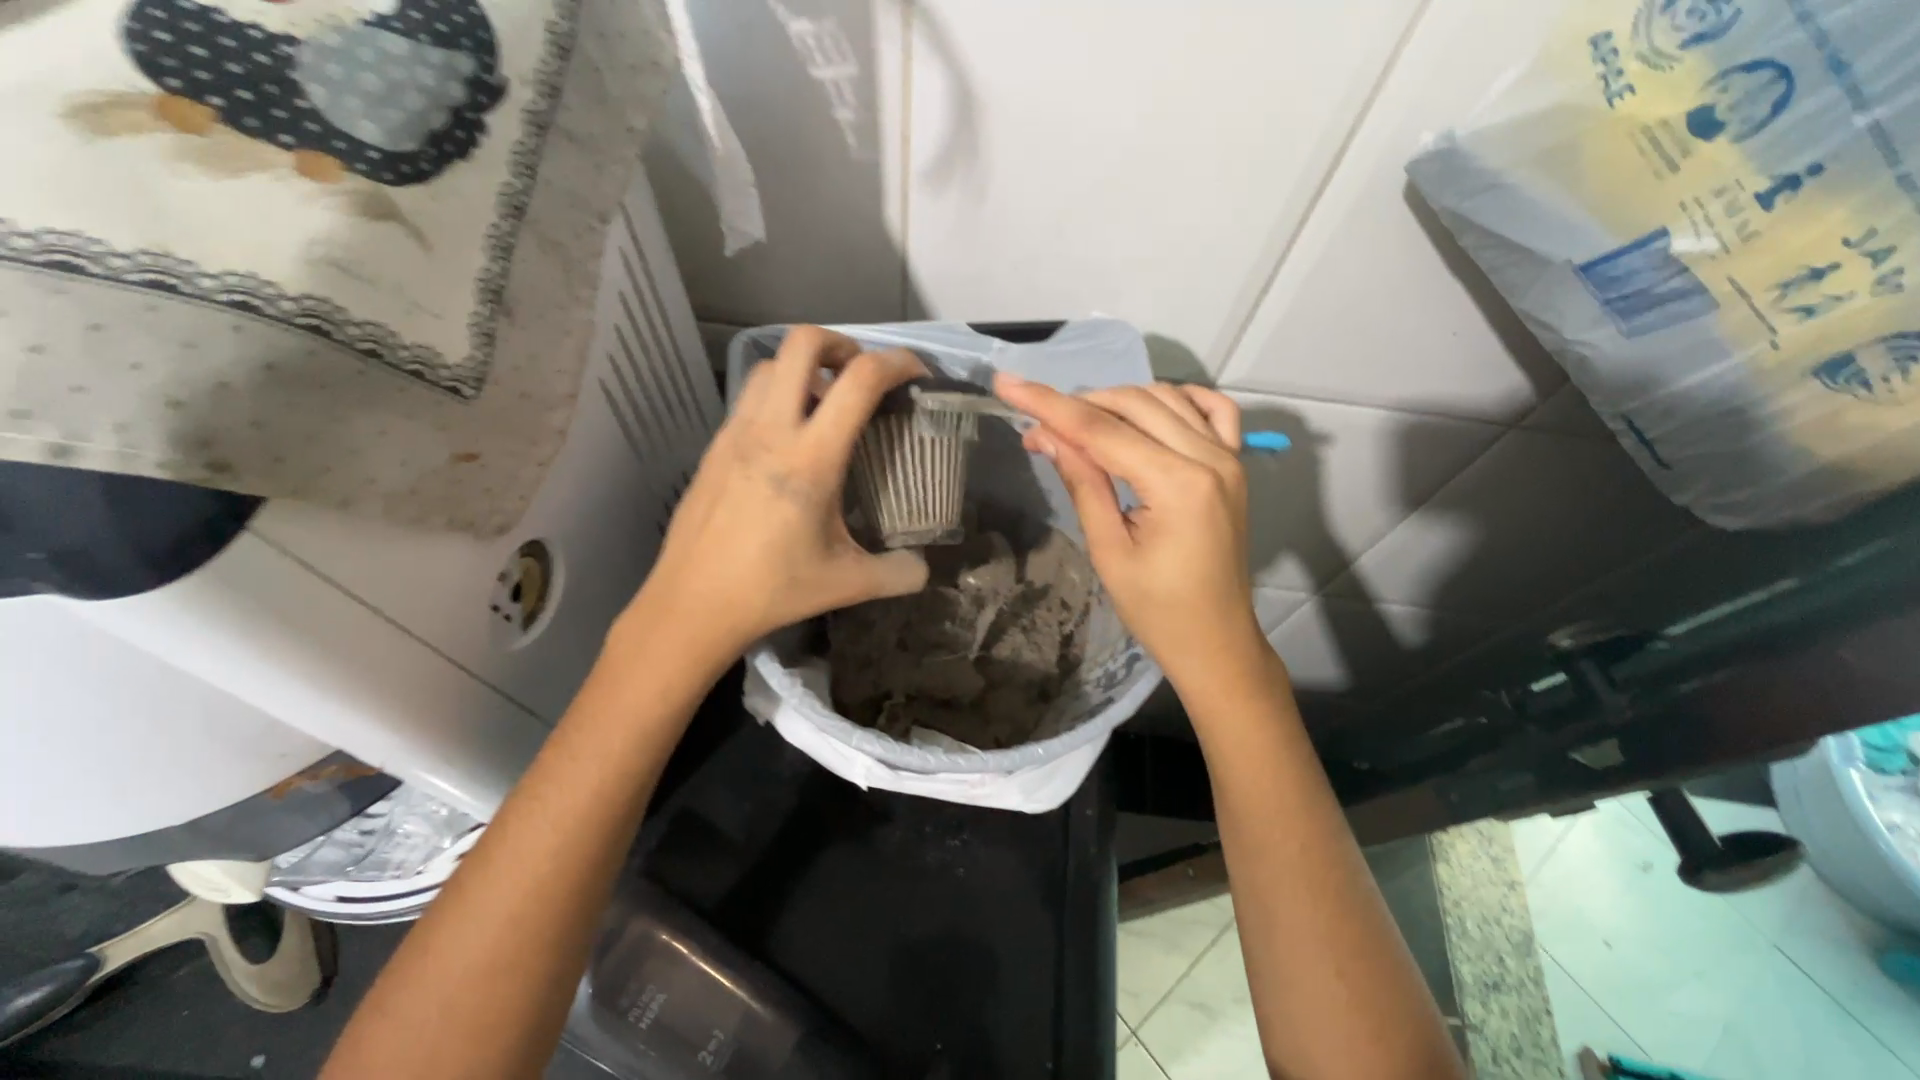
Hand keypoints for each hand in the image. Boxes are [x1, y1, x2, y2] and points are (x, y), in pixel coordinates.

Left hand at [621, 326, 931, 661]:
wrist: (692, 603)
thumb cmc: (772, 591)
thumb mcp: (847, 584)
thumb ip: (898, 573)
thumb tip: (925, 567)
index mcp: (810, 459)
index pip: (859, 380)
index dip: (897, 362)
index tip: (917, 374)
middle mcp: (770, 431)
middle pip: (803, 343)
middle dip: (842, 343)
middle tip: (862, 373)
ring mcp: (736, 434)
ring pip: (771, 365)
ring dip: (805, 367)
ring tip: (827, 402)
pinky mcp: (715, 447)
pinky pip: (750, 397)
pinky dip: (778, 395)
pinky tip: (790, 438)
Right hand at [992, 374, 1265, 686]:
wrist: (1216, 642)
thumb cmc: (1157, 610)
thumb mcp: (1109, 550)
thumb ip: (1083, 483)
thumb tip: (1047, 435)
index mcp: (1178, 485)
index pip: (1101, 430)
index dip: (1049, 405)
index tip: (1008, 385)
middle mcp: (1209, 458)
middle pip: (1133, 404)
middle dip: (1079, 406)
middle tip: (1038, 430)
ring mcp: (1229, 458)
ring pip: (1167, 399)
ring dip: (1119, 401)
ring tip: (1079, 425)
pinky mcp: (1235, 465)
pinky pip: (1213, 410)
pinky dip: (1177, 399)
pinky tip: (1147, 410)